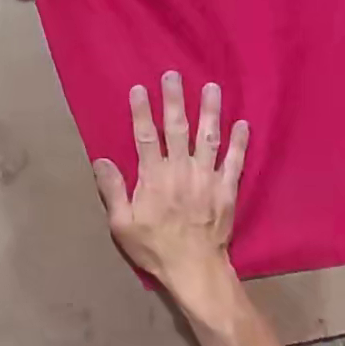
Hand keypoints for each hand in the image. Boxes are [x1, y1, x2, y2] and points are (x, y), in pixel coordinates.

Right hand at [92, 72, 249, 316]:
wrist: (195, 270)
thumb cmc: (154, 247)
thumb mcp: (122, 224)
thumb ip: (112, 190)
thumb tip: (101, 160)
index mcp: (154, 177)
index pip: (146, 136)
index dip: (142, 111)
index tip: (139, 89)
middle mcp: (181, 171)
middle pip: (177, 128)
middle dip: (175, 100)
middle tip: (174, 75)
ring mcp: (207, 178)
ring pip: (209, 137)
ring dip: (210, 111)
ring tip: (212, 87)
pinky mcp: (226, 190)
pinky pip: (235, 162)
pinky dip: (240, 142)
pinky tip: (243, 124)